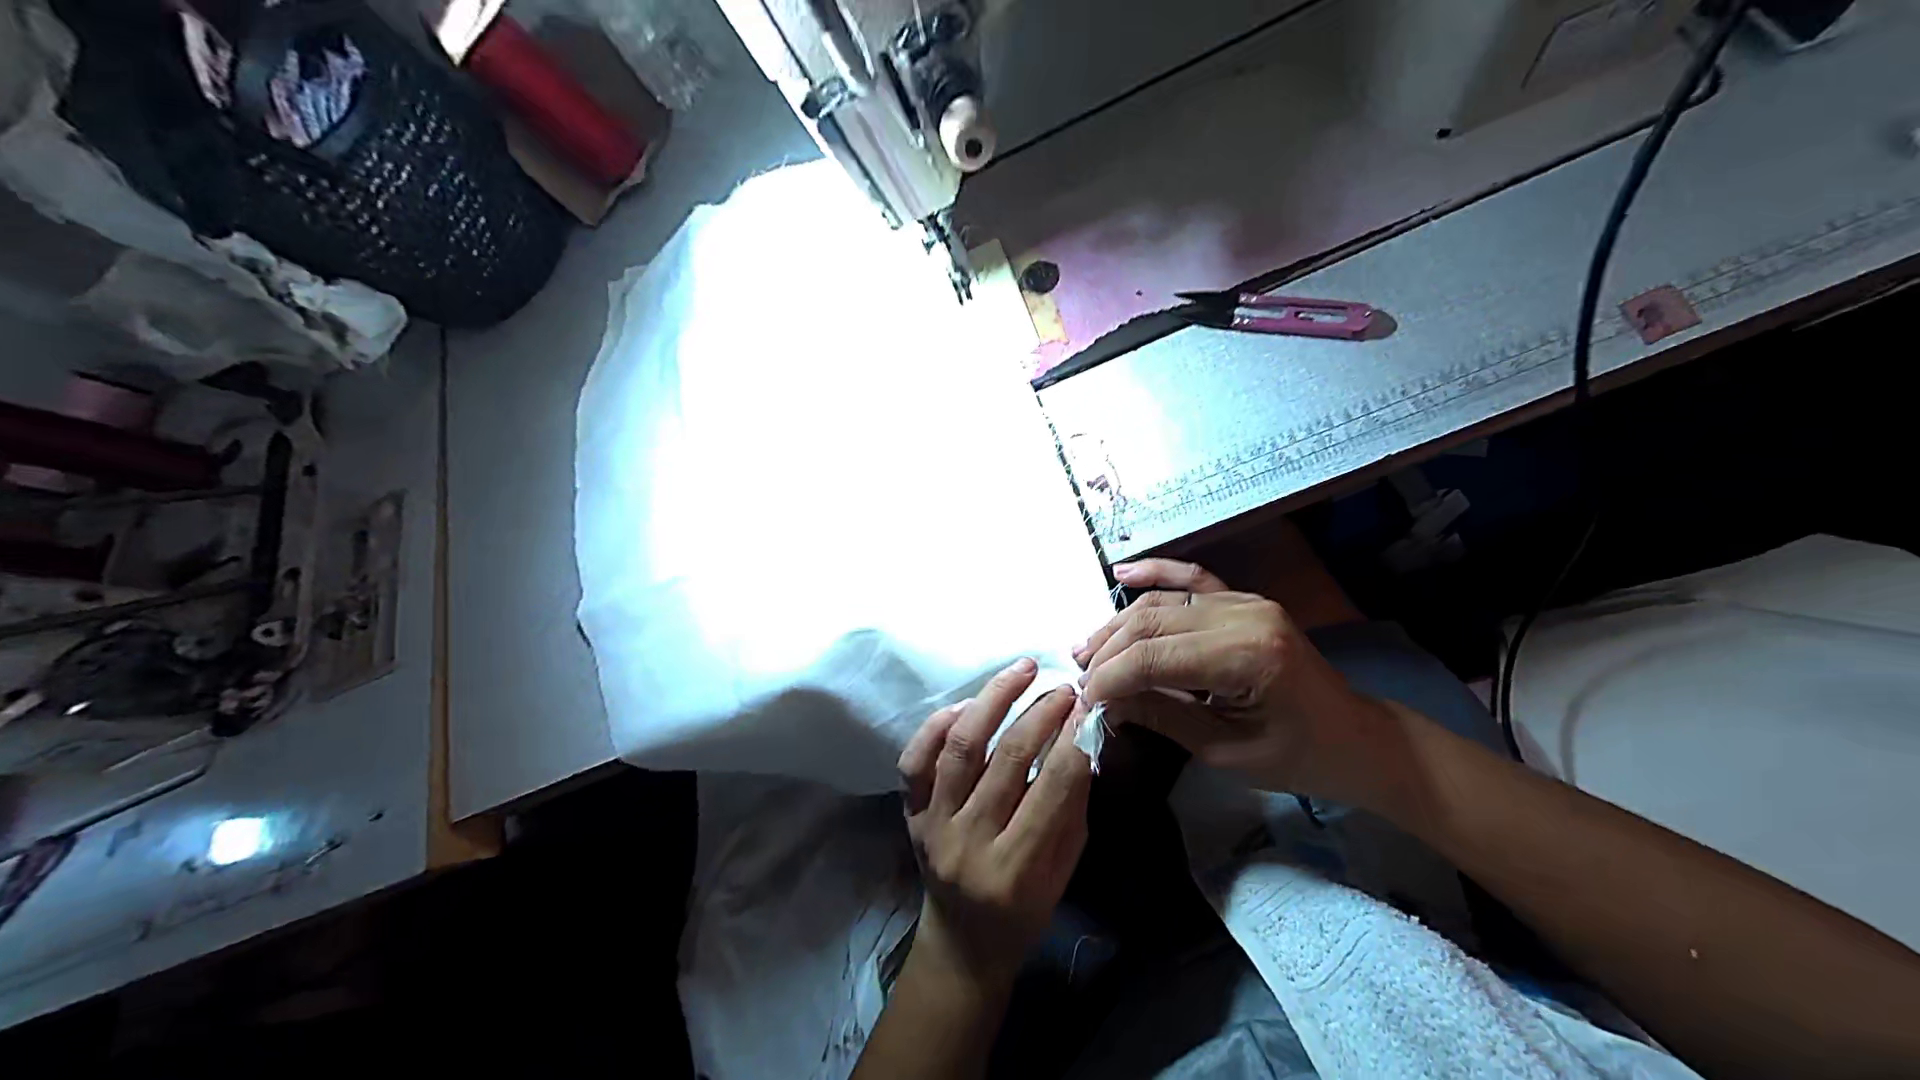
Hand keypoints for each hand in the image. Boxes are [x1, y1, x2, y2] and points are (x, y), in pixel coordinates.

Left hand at [896, 658, 1092, 988]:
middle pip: (1008, 759)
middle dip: (1041, 713)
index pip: (1053, 787)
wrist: (963, 940)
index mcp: (1015, 869)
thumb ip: (1072, 804)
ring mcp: (932, 825)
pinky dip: (937, 726)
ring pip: (961, 748)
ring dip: (993, 700)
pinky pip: (915, 759)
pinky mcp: (909, 813)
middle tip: (1063, 687)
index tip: (1088, 704)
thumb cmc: (1025, 908)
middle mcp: (968, 842)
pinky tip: (965, 705)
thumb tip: (1082, 735)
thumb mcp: (1064, 865)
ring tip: (1021, 671)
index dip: (1073, 738)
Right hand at [1075, 559, 1401, 805]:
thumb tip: (1101, 702)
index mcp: (1246, 656)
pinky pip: (1193, 578)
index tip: (1083, 701)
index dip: (1109, 677)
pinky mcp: (1243, 599)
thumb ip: (1159, 716)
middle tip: (1079, 678)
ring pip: (1162, 600)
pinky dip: (1156, 572)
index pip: (1153, 656)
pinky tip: (1122, 572)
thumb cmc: (1298, 757)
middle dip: (1107, 651)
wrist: (1357, 738)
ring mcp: (1245, 601)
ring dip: (1119, 623)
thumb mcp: (1224, 750)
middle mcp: (1244, 614)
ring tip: (1085, 649)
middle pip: (1151, 621)